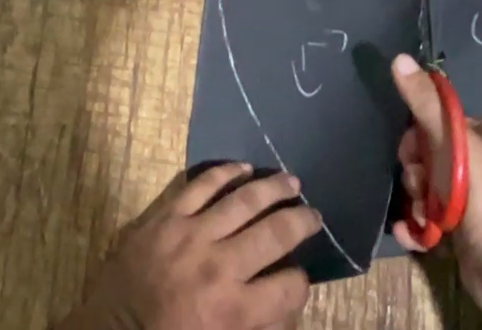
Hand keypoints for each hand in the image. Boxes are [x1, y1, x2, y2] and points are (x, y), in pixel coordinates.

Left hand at [57, 163, 319, 329]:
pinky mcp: (167, 216)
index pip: (289, 288)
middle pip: (275, 234)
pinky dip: (225, 173)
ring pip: (242, 201)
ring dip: (271, 188)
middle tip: (314, 212)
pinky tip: (243, 167)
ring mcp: (192, 235)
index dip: (301, 282)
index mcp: (235, 312)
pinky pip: (201, 185)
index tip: (300, 276)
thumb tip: (281, 303)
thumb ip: (255, 324)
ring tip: (291, 180)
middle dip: (301, 221)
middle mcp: (220, 267)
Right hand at [390, 53, 481, 319]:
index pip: (439, 119)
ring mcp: (474, 200)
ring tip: (425, 216)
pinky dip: (418, 224)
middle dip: (416, 172)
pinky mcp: (465, 230)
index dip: (418, 134)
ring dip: (416, 200)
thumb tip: (399, 57)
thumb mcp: (458, 146)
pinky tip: (414, 233)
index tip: (412, 153)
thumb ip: (426, 104)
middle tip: (421, 188)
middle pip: (428, 154)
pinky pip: (430, 216)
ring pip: (426, 186)